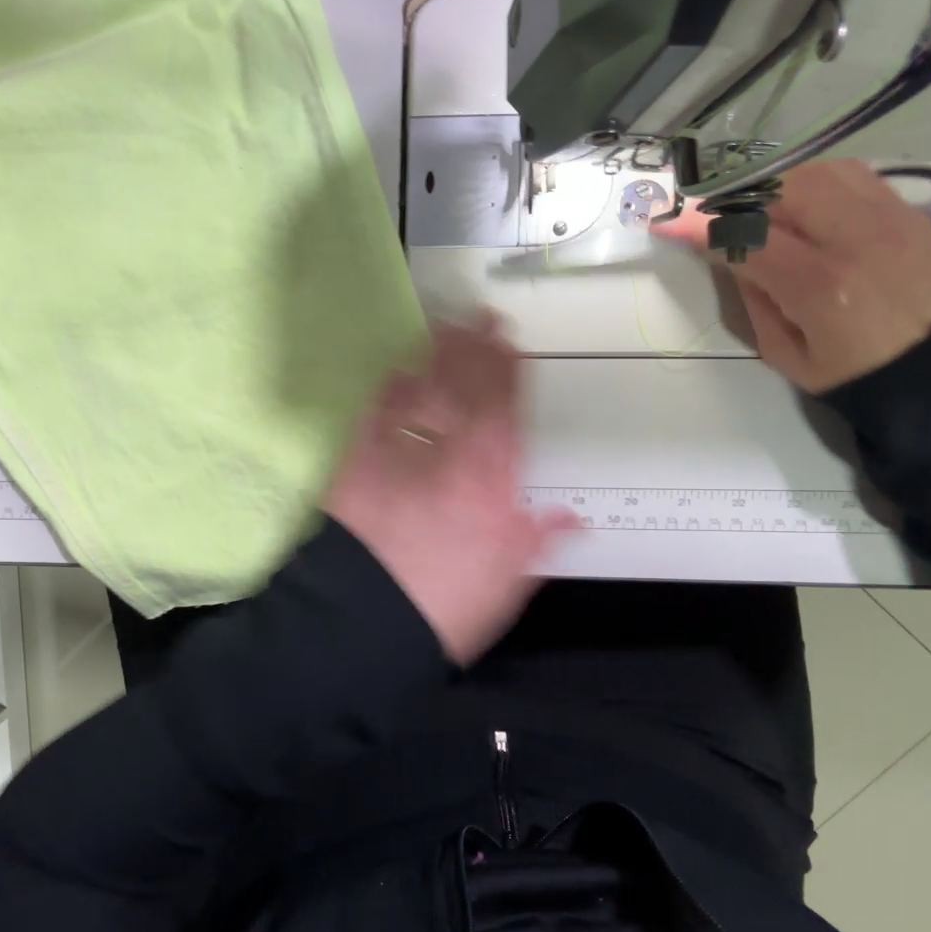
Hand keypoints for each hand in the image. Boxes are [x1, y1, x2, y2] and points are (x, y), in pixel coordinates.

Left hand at [323, 315, 576, 665]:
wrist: (365, 617)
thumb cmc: (445, 604)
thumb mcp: (508, 582)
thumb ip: (538, 539)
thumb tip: (572, 518)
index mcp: (491, 480)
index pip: (504, 410)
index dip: (506, 371)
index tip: (509, 340)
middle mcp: (448, 455)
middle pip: (464, 389)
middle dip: (474, 348)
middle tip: (478, 315)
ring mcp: (400, 454)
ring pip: (423, 391)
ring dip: (434, 356)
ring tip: (443, 326)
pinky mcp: (357, 462)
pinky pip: (376, 414)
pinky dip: (388, 390)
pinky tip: (394, 371)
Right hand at [654, 159, 930, 392]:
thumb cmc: (854, 372)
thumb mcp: (785, 351)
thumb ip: (754, 297)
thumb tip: (729, 253)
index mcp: (819, 285)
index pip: (747, 237)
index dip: (700, 226)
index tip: (667, 220)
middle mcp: (855, 238)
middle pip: (782, 188)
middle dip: (737, 196)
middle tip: (712, 212)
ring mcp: (886, 217)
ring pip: (816, 171)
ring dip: (775, 184)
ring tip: (754, 205)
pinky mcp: (905, 209)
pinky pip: (851, 173)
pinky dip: (814, 180)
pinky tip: (798, 201)